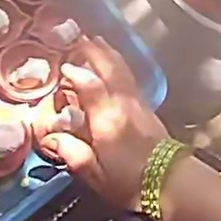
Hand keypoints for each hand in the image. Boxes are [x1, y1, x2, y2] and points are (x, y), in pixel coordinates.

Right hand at [36, 38, 168, 211]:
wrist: (170, 182)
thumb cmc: (129, 181)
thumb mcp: (95, 173)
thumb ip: (71, 152)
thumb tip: (50, 137)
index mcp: (106, 119)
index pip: (90, 85)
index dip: (76, 73)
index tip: (63, 65)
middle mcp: (122, 103)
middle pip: (109, 69)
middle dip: (94, 52)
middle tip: (80, 39)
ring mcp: (137, 102)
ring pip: (122, 70)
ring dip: (109, 53)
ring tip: (98, 41)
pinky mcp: (147, 106)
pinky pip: (130, 77)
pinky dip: (120, 64)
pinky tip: (116, 63)